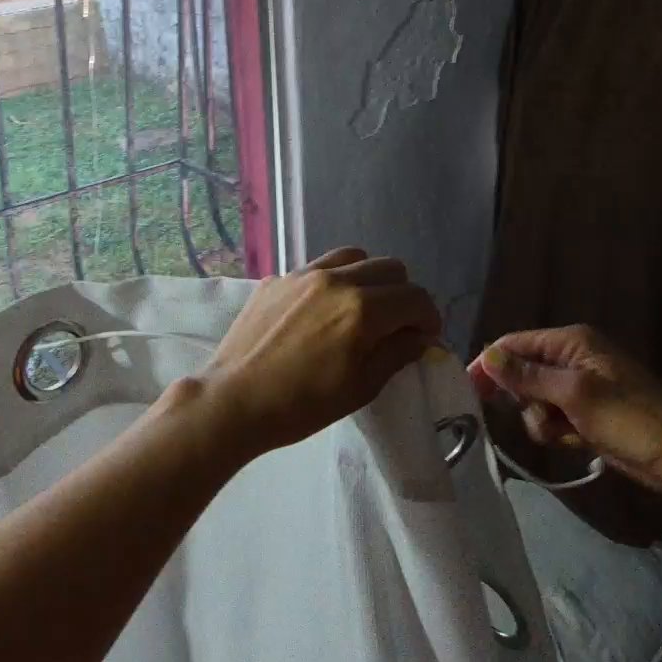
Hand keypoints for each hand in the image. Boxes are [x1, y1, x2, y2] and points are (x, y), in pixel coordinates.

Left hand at [199, 247, 440, 457]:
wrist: (234, 400)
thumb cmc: (302, 404)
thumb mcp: (361, 387)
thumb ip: (397, 353)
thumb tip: (421, 336)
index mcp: (363, 308)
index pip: (415, 297)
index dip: (428, 318)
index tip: (422, 337)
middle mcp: (335, 280)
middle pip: (389, 267)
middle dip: (402, 294)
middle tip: (394, 325)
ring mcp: (302, 274)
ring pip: (353, 257)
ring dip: (367, 279)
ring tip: (359, 310)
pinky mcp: (276, 279)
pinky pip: (316, 268)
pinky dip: (331, 282)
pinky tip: (319, 313)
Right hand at [468, 325, 661, 497]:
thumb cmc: (633, 419)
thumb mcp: (575, 394)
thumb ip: (528, 376)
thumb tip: (486, 356)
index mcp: (572, 341)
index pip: (515, 343)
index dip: (490, 363)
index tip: (467, 388)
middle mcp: (574, 359)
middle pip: (522, 371)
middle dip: (522, 396)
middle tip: (538, 414)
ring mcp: (582, 388)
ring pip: (535, 400)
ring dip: (540, 419)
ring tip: (563, 432)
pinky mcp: (589, 415)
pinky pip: (554, 418)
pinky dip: (557, 430)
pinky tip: (575, 441)